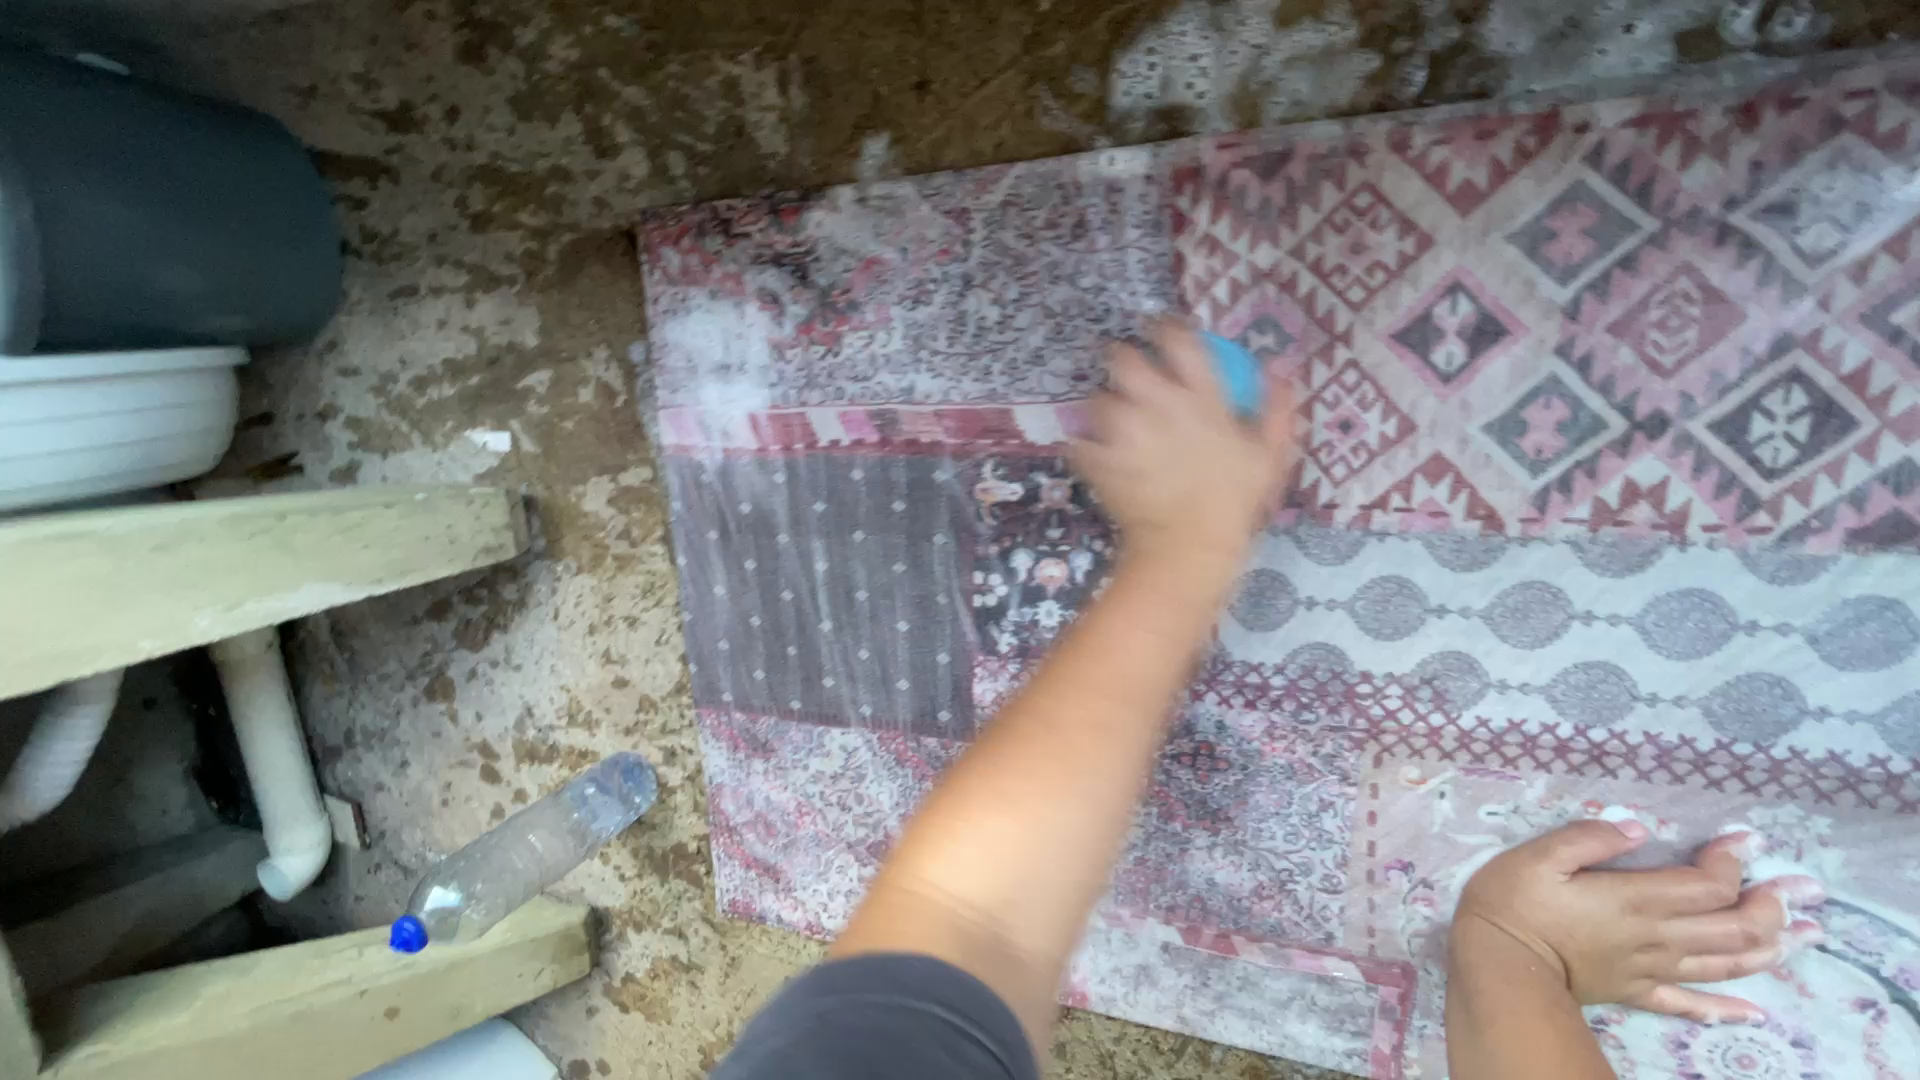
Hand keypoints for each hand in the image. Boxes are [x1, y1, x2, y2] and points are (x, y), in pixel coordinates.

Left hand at [1070, 319, 1294, 575]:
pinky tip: (1094, 453)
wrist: (1190, 546)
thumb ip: (1276, 404)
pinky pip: (1078, 441)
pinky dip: (1083, 445)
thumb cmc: (1234, 502)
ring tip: (1113, 422)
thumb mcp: (1269, 453)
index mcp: (1200, 396)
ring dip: (1103, 406)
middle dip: (1121, 360)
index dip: (1166, 328)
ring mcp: (1123, 432)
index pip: (1178, 340)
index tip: (1160, 332)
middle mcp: (1158, 404)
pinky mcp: (1098, 460)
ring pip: (1098, 398)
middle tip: (1127, 375)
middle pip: (1124, 359)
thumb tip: (1282, 363)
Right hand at [1453, 820, 1826, 1024]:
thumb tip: (1636, 827)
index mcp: (1636, 900)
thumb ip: (1586, 839)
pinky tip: (1755, 1013)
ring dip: (1770, 949)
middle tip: (1795, 889)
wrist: (1499, 962)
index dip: (1731, 862)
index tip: (1744, 840)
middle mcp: (1658, 937)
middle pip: (1734, 927)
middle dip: (1771, 906)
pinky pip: (1691, 1005)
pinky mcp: (1636, 991)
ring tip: (1802, 936)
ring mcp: (1652, 969)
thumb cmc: (1512, 900)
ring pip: (1728, 964)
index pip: (1707, 884)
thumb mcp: (1537, 856)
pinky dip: (1727, 1010)